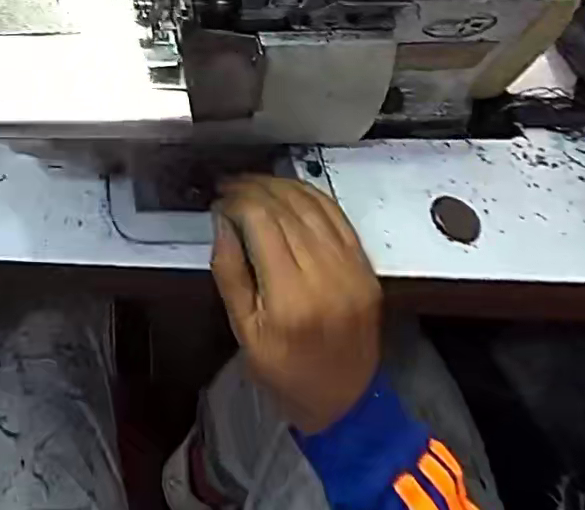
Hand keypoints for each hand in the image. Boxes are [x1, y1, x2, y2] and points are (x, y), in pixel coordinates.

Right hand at [210, 175, 382, 433]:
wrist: (345, 401)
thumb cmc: (286, 372)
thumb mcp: (243, 332)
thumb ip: (229, 273)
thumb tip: (221, 220)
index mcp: (290, 299)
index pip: (261, 222)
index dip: (237, 201)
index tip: (220, 199)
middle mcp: (325, 277)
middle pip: (285, 209)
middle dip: (254, 188)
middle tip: (231, 184)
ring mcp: (350, 269)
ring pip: (311, 204)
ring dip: (279, 185)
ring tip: (254, 183)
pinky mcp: (364, 265)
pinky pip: (336, 214)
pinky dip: (310, 195)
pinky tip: (289, 190)